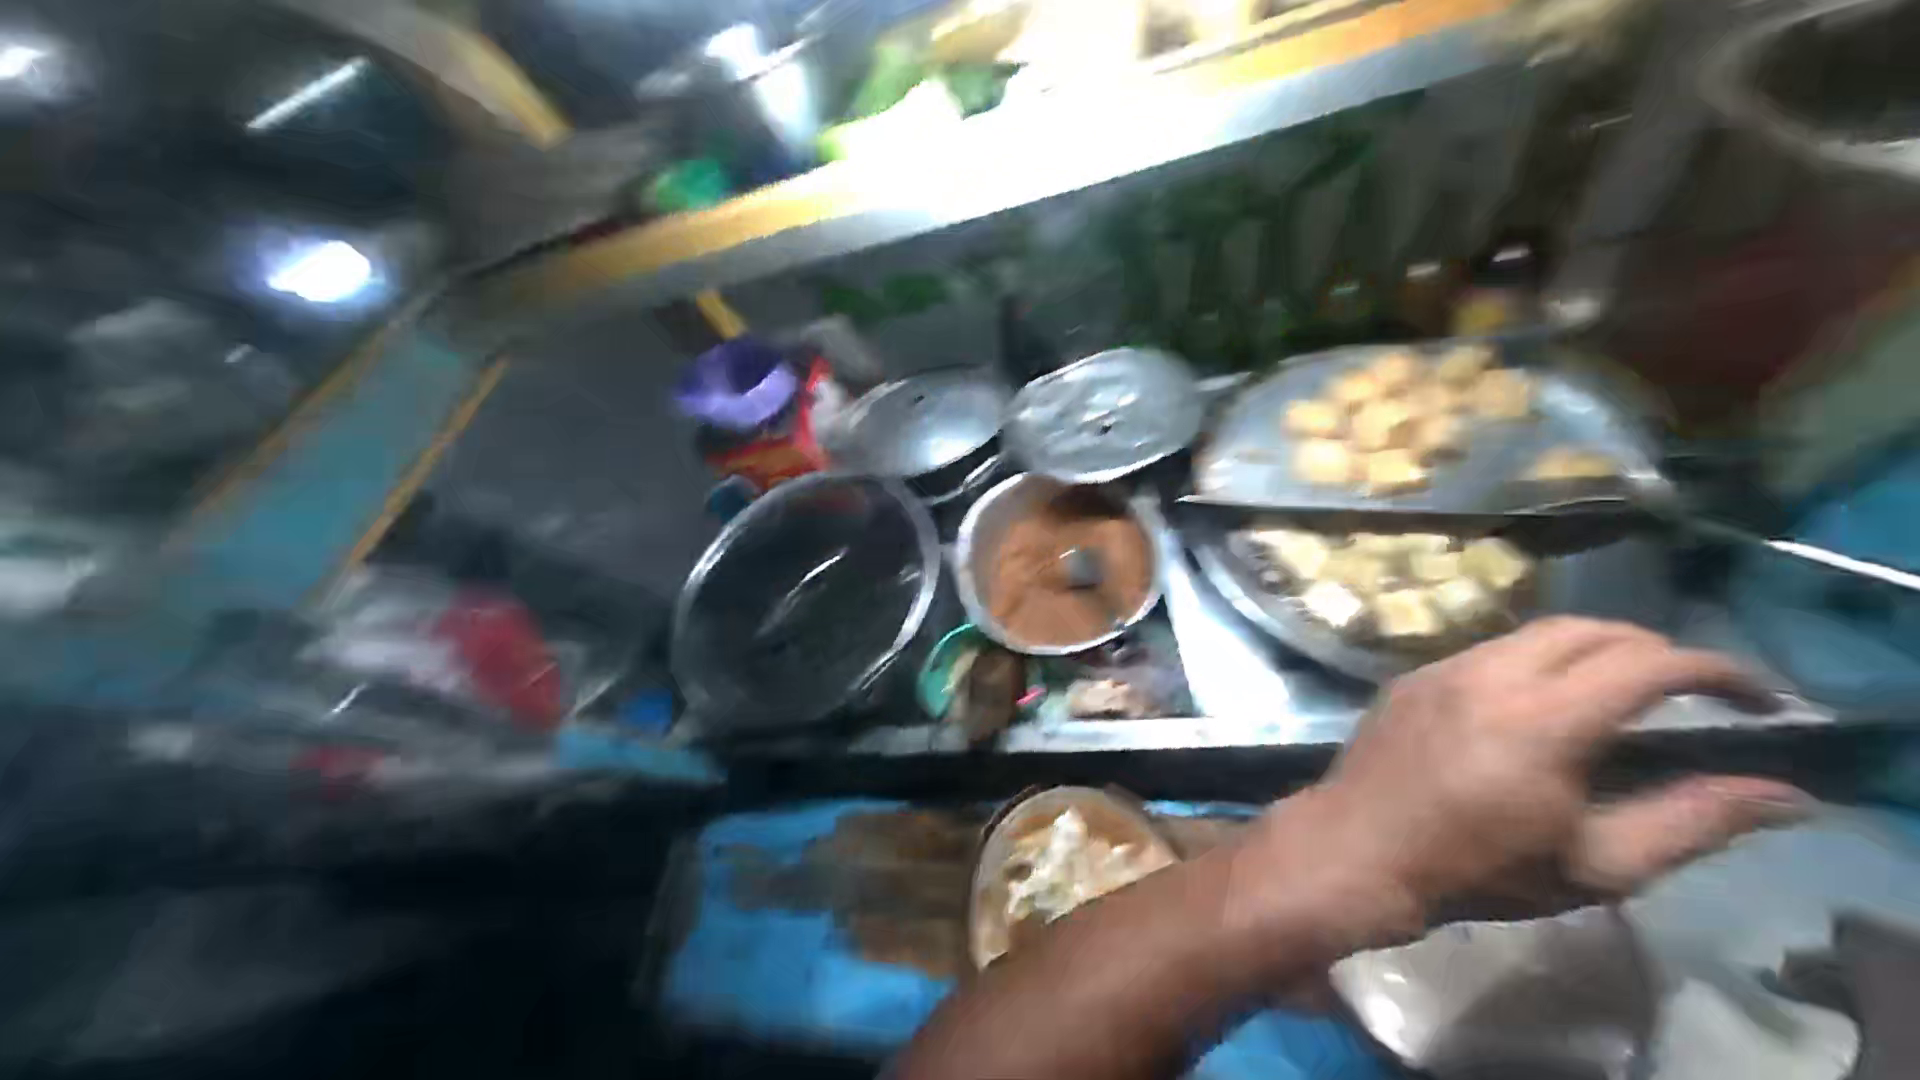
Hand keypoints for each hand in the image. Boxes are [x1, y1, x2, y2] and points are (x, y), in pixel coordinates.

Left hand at [1232, 618, 1810, 946]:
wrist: (1358, 847)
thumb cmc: (1477, 867)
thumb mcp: (1599, 863)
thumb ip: (1694, 819)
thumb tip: (1785, 793)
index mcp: (1542, 717)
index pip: (1647, 662)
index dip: (1718, 670)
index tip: (1759, 699)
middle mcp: (1487, 675)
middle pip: (1585, 628)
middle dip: (1651, 646)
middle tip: (1690, 689)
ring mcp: (1438, 670)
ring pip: (1528, 634)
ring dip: (1585, 648)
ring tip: (1618, 688)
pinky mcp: (1408, 677)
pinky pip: (1482, 650)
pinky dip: (1528, 659)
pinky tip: (1536, 698)